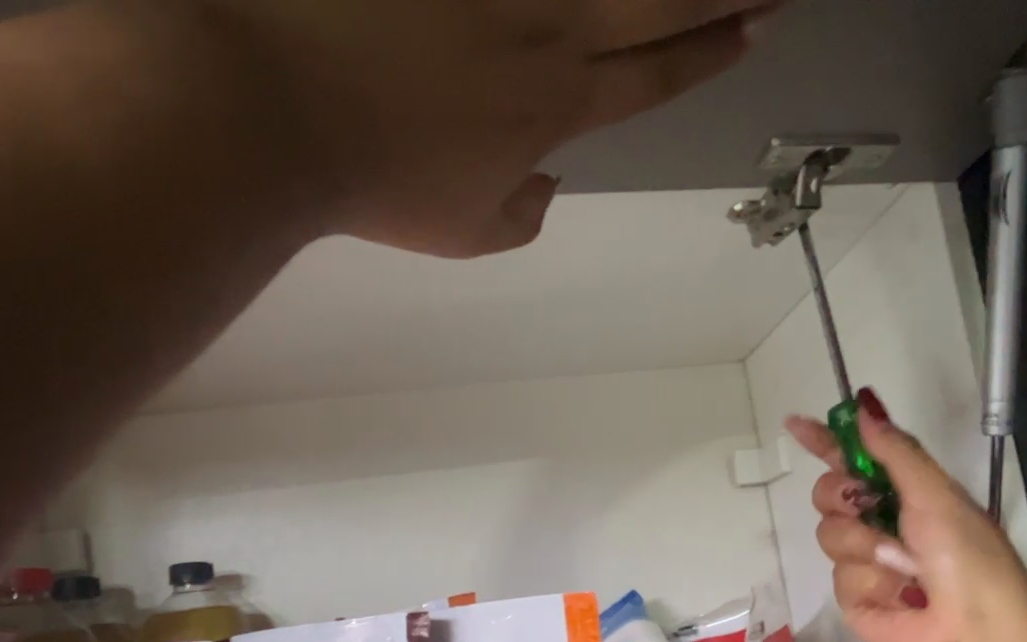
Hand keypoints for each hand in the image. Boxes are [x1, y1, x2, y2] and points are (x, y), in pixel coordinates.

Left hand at [198, 0, 778, 256]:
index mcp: (557, 106)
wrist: (269, 110)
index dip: (711, 50)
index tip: (757, 24)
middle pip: (656, 0)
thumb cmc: (373, 185)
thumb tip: (546, 183)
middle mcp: (545, 30)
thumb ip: (521, 214)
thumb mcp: (464, 232)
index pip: (656, 73)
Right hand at [785, 388, 1026, 641]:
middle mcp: (885, 524)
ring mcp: (867, 561)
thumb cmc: (966, 558)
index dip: (828, 442)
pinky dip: (869, 580)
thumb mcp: (937, 494)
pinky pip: (840, 573)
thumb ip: (896, 452)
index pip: (859, 459)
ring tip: (899, 564)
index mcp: (911, 495)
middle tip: (862, 503)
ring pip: (831, 532)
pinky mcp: (854, 597)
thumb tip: (862, 409)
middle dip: (839, 494)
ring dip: (863, 543)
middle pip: (831, 493)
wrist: (970, 634)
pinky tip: (896, 594)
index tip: (796, 426)